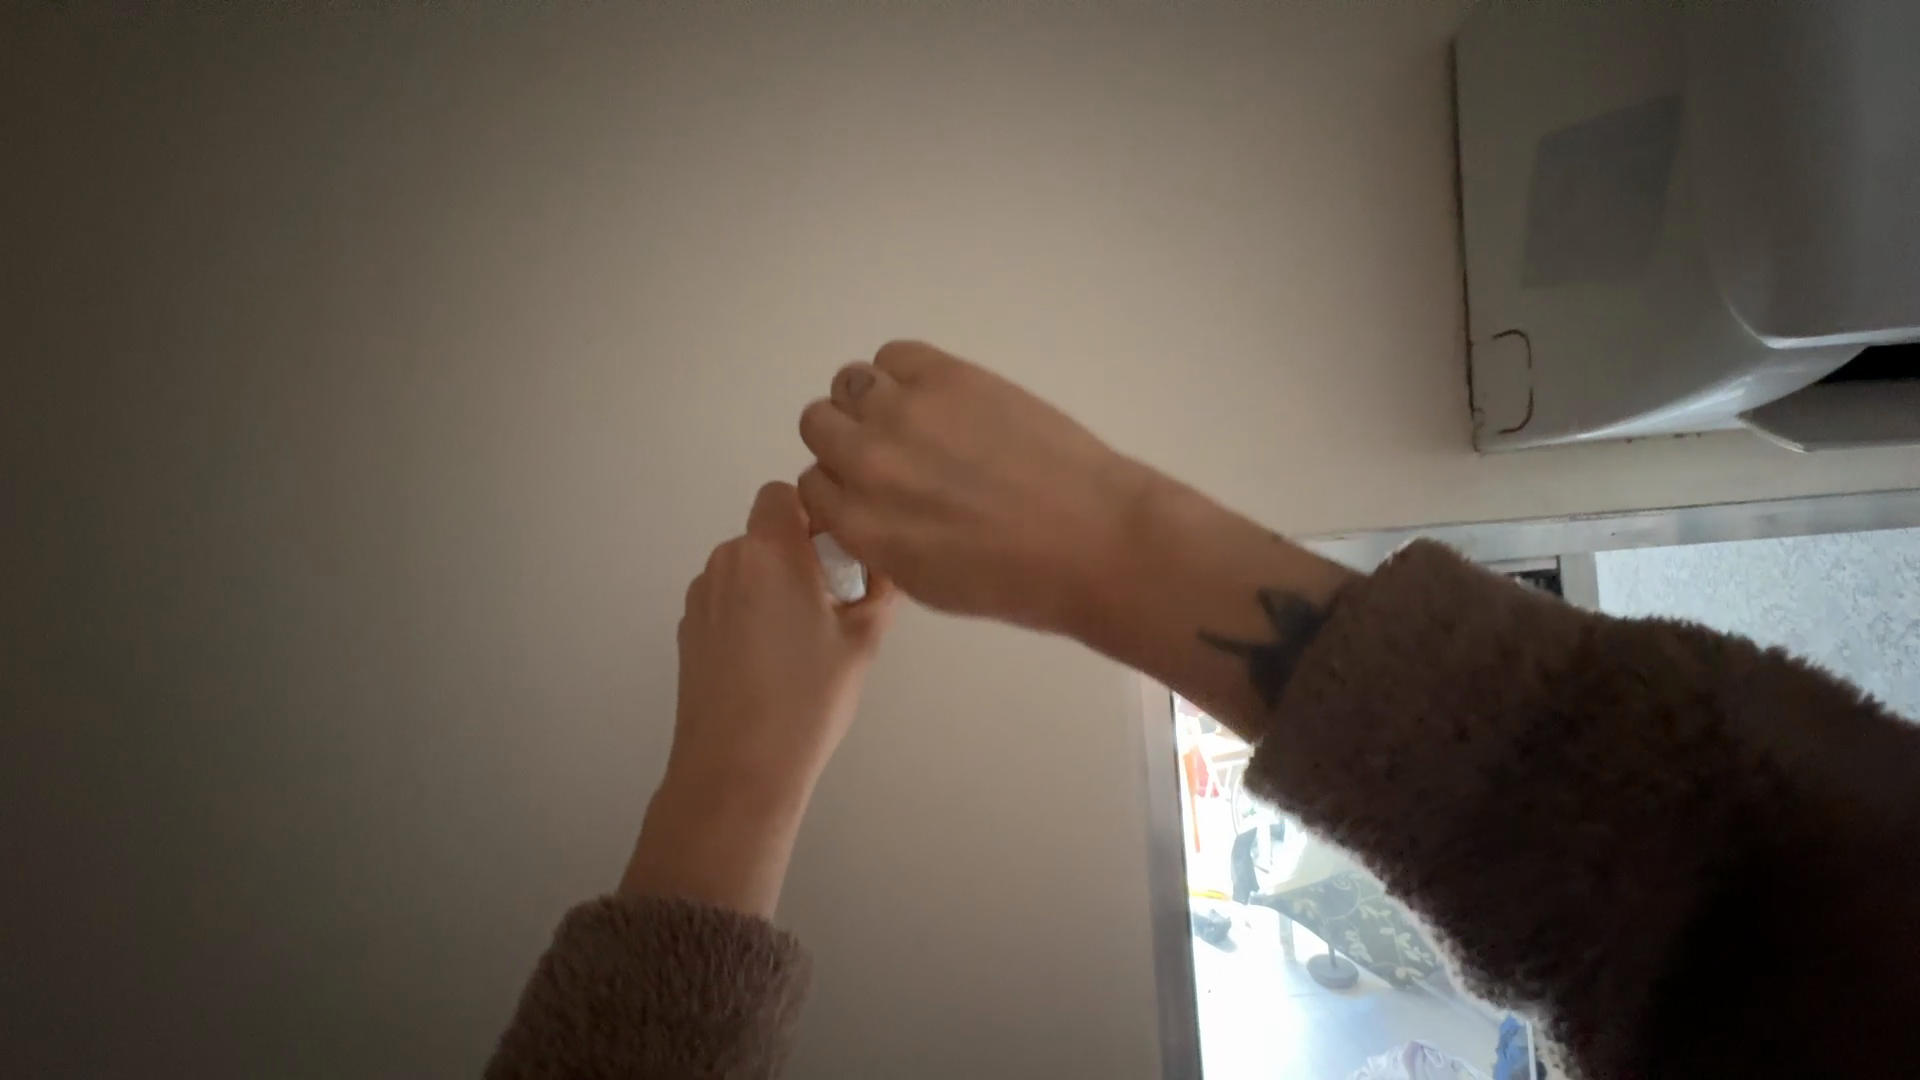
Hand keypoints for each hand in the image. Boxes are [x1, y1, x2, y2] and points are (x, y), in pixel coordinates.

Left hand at [619, 481, 893, 915]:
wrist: (738, 768)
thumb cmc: (808, 698)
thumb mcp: (863, 640)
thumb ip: (879, 587)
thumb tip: (882, 563)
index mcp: (769, 553)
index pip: (783, 493)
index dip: (813, 513)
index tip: (837, 554)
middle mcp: (726, 563)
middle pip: (765, 532)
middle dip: (798, 553)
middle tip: (831, 602)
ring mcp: (700, 597)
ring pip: (745, 566)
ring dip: (772, 582)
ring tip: (799, 639)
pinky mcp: (686, 629)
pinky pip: (726, 597)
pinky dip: (748, 609)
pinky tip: (766, 660)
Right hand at [796, 341, 1150, 634]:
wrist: (1092, 540)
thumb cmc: (1016, 581)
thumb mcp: (926, 584)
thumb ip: (877, 541)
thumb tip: (862, 507)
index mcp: (859, 525)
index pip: (812, 485)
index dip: (842, 486)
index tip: (872, 488)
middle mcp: (866, 462)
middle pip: (818, 425)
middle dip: (848, 440)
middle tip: (896, 451)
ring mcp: (904, 413)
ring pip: (849, 384)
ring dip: (873, 402)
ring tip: (920, 420)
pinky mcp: (946, 375)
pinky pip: (896, 355)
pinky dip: (907, 373)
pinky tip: (942, 396)